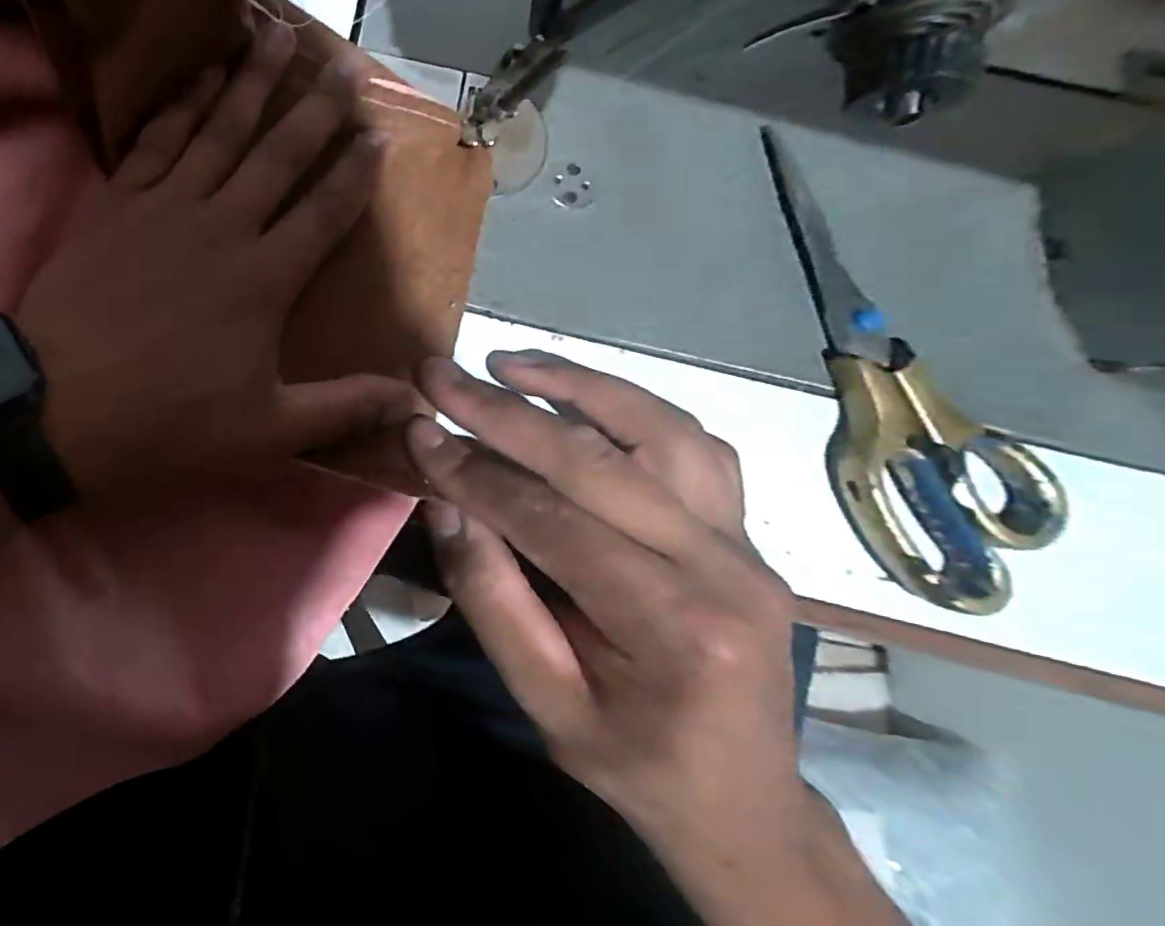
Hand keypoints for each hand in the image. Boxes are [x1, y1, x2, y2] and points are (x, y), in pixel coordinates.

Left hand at [17, 19, 414, 495]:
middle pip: (280, 154)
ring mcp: (167, 208)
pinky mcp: (119, 204)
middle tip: (346, 63)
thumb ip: (341, 407)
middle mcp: (224, 228)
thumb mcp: (267, 430)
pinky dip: (182, 101)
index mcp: (266, 280)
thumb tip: (412, 401)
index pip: (324, 211)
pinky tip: (201, 73)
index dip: (354, 172)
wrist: (58, 408)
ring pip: (221, 130)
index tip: (378, 134)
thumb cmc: (169, 423)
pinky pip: (157, 138)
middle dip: (318, 108)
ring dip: (253, 81)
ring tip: (279, 34)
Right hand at [406, 353, 899, 923]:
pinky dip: (634, 408)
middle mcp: (723, 567)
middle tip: (441, 373)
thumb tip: (446, 502)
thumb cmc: (633, 763)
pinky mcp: (746, 532)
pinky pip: (694, 447)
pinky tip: (586, 397)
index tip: (418, 431)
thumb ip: (493, 598)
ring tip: (509, 363)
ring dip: (578, 384)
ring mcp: (746, 542)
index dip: (475, 472)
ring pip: (661, 431)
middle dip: (505, 411)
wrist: (741, 801)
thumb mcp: (543, 701)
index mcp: (673, 626)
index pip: (552, 520)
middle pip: (599, 461)